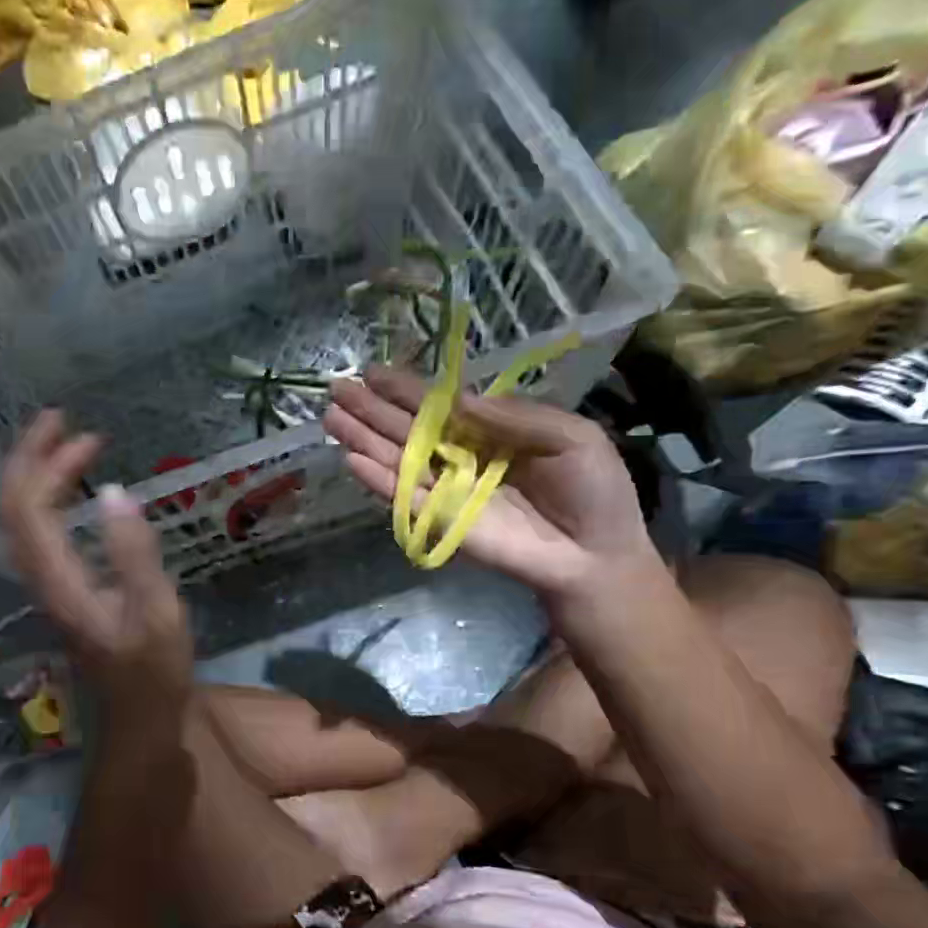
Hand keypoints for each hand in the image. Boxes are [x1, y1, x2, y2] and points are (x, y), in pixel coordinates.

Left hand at [0, 410, 194, 734]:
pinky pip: (40, 530)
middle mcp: (42, 578)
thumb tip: (113, 492)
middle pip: (12, 506)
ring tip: (68, 443)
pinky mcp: (64, 588)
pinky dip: (51, 498)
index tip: (86, 435)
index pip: (30, 509)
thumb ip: (134, 554)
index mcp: (60, 581)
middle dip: (30, 456)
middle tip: (61, 419)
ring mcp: (49, 584)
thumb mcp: (157, 613)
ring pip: (22, 518)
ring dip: (37, 474)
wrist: (141, 718)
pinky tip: (77, 490)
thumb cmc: (154, 671)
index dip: (48, 465)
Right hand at [325, 367, 652, 597]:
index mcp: (490, 432)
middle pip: (408, 431)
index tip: (374, 372)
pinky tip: (351, 458)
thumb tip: (459, 399)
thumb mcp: (569, 436)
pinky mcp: (442, 523)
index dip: (407, 389)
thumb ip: (514, 416)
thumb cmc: (592, 490)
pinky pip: (406, 499)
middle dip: (372, 410)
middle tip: (336, 388)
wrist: (596, 554)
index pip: (440, 406)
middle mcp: (461, 458)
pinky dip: (379, 481)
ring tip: (330, 417)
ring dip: (363, 438)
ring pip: (398, 461)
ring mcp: (448, 492)